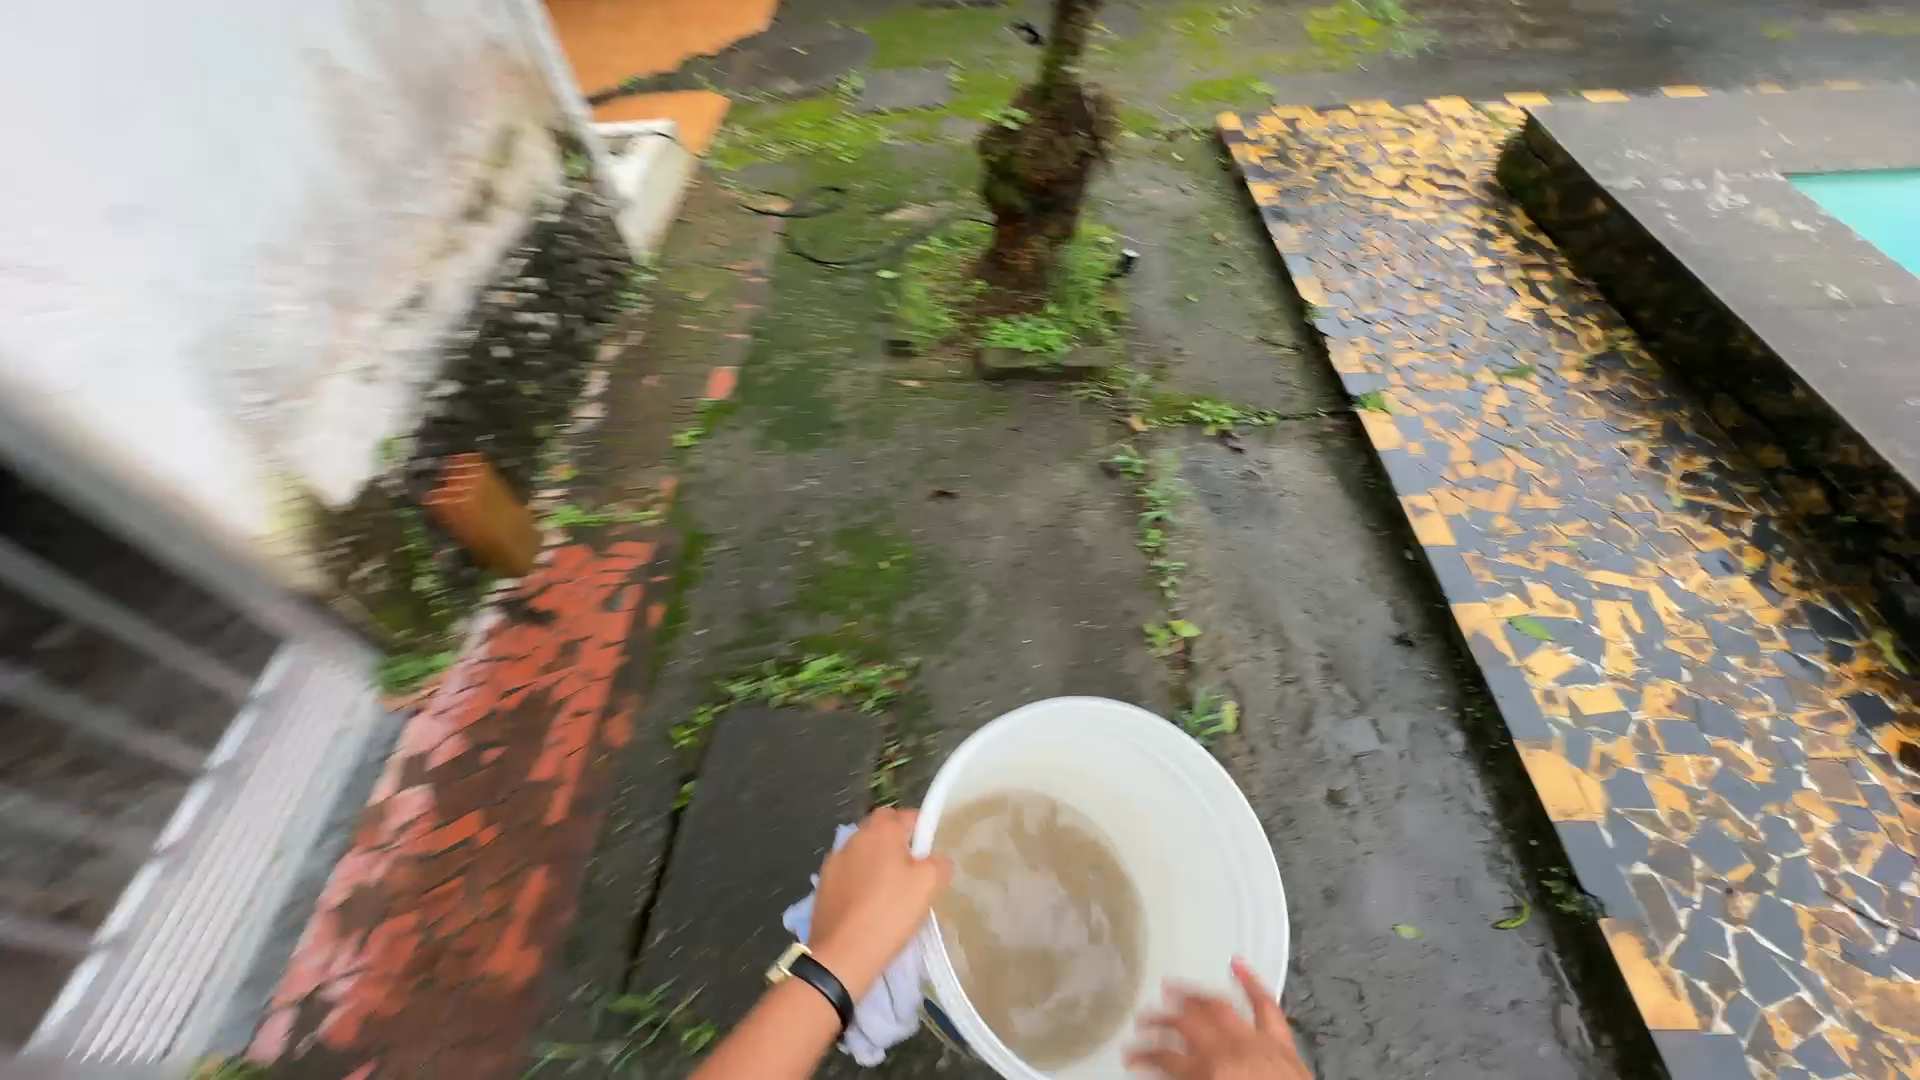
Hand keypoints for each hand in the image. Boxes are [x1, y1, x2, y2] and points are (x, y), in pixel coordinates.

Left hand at [808, 806, 952, 999]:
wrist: (842, 955)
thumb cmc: (890, 912)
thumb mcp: (929, 884)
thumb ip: (939, 863)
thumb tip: (935, 859)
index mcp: (881, 829)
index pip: (908, 816)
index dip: (923, 832)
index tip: (930, 857)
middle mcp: (855, 836)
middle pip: (883, 831)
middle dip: (898, 846)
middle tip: (912, 875)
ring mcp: (835, 860)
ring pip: (864, 853)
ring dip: (877, 864)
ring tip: (889, 895)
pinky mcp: (823, 885)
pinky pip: (849, 874)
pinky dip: (859, 884)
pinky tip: (867, 909)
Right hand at [1127, 960, 1312, 1079]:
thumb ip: (1187, 1079)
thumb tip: (1165, 1072)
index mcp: (1211, 1074)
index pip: (1166, 1056)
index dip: (1144, 1054)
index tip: (1132, 1055)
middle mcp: (1230, 1051)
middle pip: (1186, 1023)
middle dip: (1160, 1018)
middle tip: (1145, 1018)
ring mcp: (1258, 1043)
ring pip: (1218, 1006)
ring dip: (1193, 994)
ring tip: (1175, 987)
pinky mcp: (1283, 1045)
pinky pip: (1266, 1006)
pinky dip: (1251, 982)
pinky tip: (1238, 964)